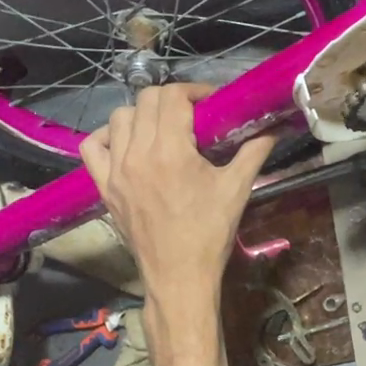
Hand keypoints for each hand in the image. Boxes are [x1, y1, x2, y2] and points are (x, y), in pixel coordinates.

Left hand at [81, 84, 274, 309]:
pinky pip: (93, 146)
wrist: (179, 274)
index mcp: (171, 151)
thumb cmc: (211, 232)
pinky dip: (107, 136)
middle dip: (171, 99)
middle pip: (145, 100)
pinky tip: (127, 143)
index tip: (211, 102)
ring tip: (163, 129)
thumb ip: (254, 151)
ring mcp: (116, 169)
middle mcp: (138, 153)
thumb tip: (273, 128)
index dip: (193, 91)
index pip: (172, 97)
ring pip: (119, 117)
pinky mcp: (104, 186)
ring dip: (142, 114)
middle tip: (192, 114)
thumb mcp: (237, 188)